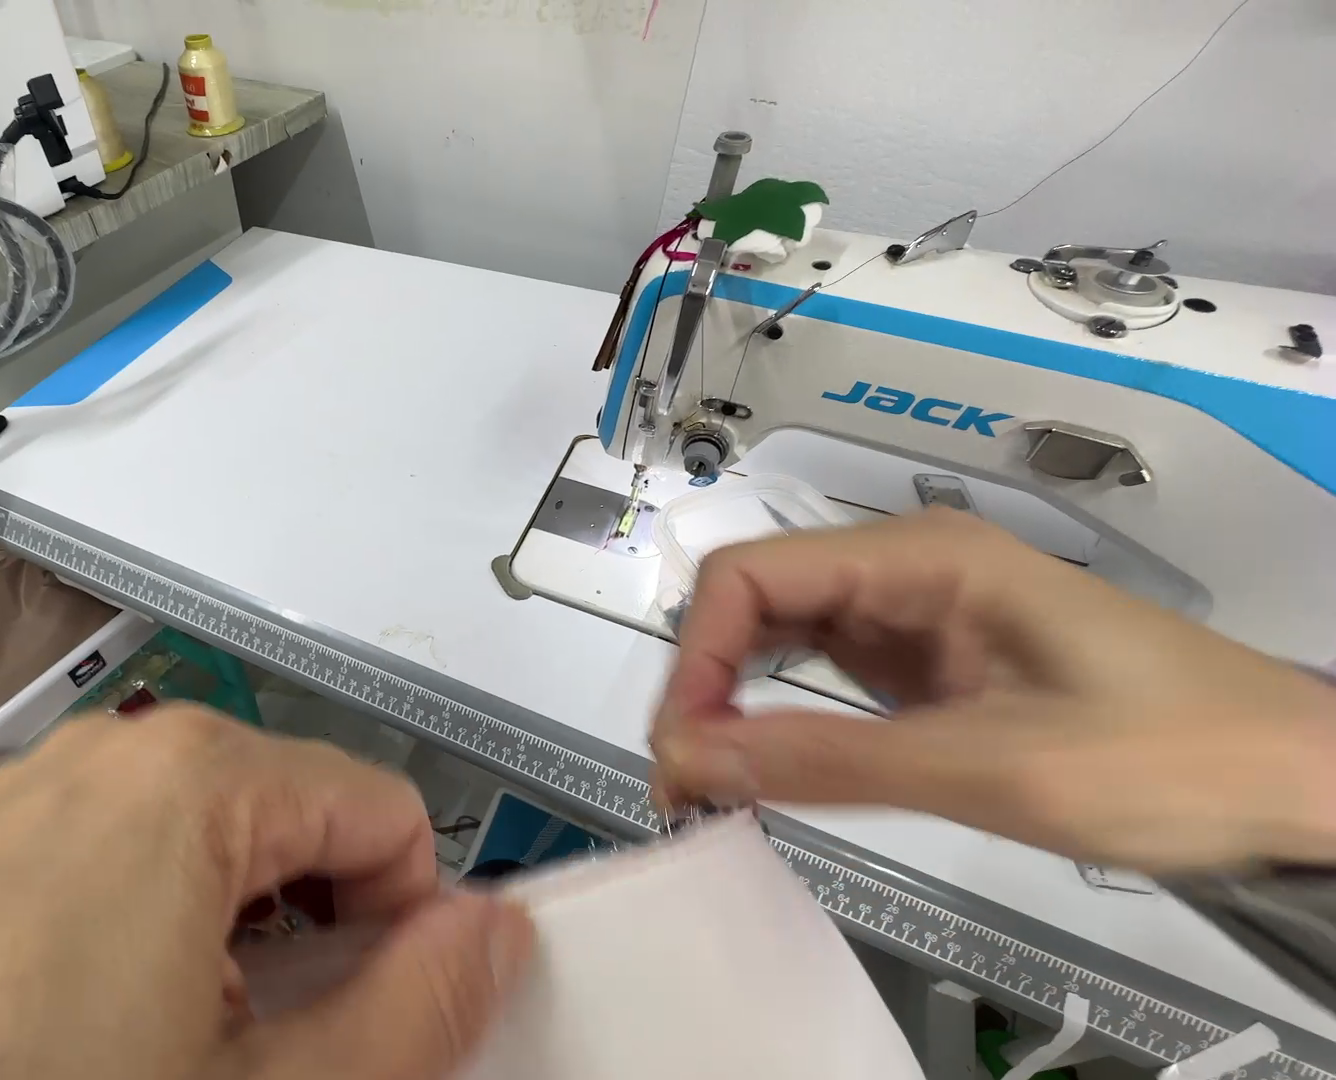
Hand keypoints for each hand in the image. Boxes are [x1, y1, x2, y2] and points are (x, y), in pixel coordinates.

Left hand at [0, 707, 532, 1079]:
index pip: (386, 807)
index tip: (365, 1023)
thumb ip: (411, 1013)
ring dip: (237, 936)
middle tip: (270, 1056)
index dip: (406, 918)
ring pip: (207, 836)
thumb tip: (501, 929)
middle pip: (295, 814)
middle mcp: (114, 752)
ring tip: (182, 1048)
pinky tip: (93, 1032)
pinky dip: (150, 929)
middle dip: (318, 928)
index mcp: (198, 774)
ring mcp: (30, 790)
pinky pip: (116, 856)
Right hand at [651, 509, 1335, 873]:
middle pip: (748, 598)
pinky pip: (805, 666)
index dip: (697, 653)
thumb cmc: (1172, 758)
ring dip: (726, 697)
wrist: (1302, 786)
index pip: (749, 575)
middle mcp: (893, 566)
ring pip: (767, 632)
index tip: (683, 746)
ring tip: (708, 772)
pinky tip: (756, 753)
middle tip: (685, 772)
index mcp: (915, 556)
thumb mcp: (992, 768)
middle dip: (702, 681)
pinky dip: (767, 710)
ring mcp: (898, 607)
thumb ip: (826, 762)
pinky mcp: (905, 651)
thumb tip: (688, 763)